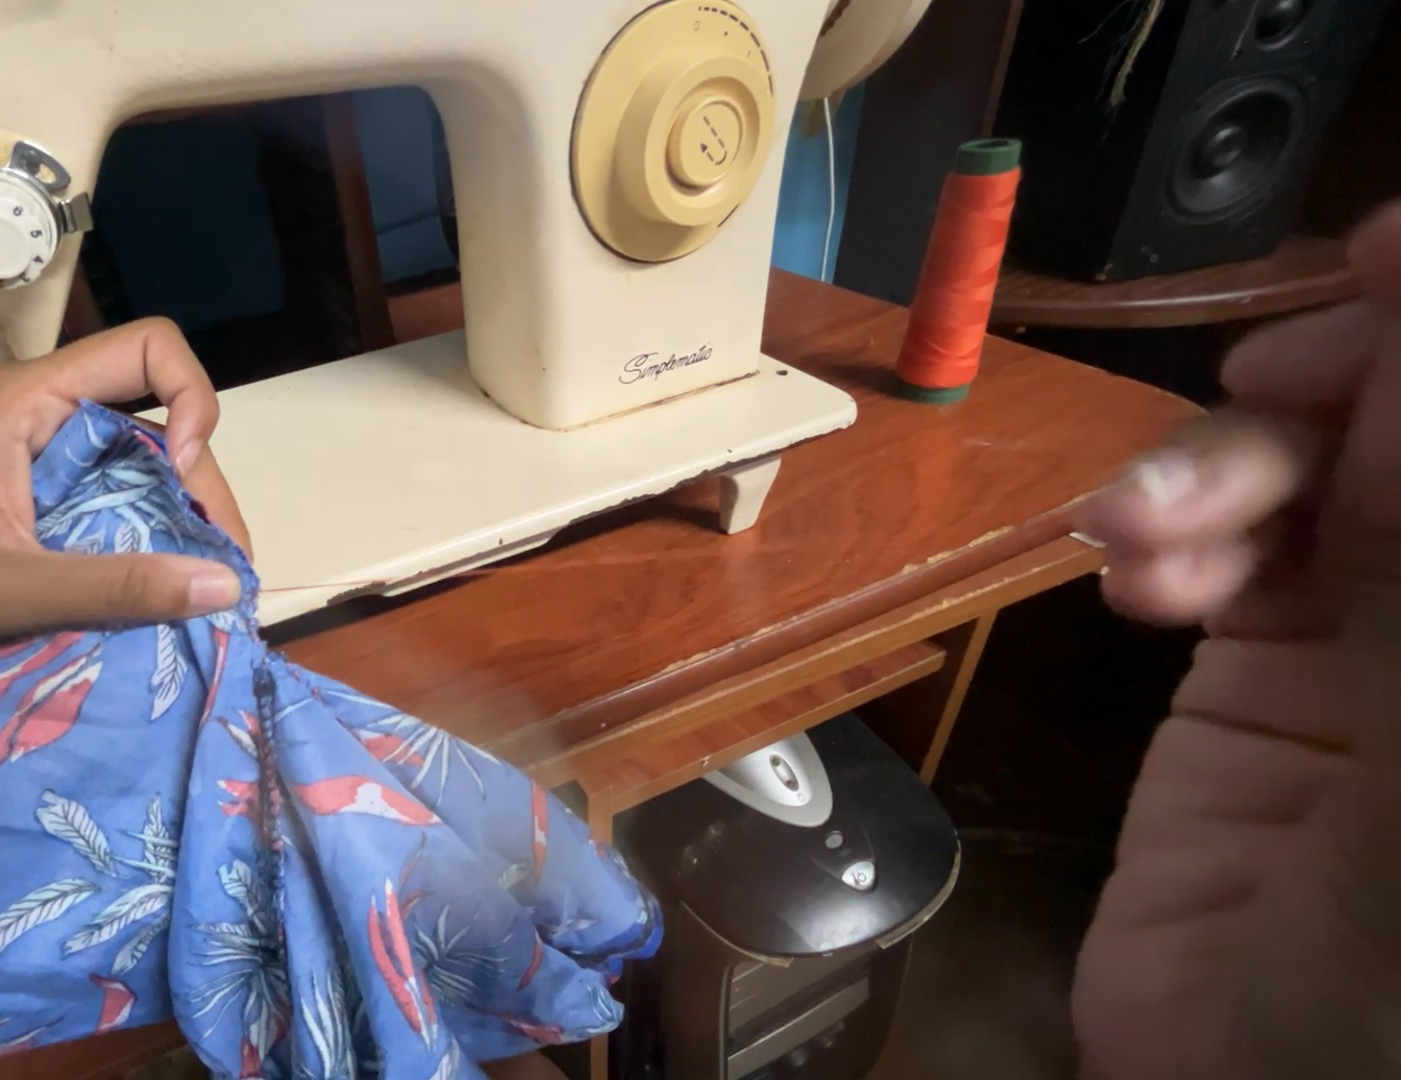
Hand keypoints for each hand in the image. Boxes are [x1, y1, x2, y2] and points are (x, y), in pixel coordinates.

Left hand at [0, 317, 251, 674]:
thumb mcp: (5, 586)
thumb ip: (116, 586)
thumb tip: (225, 585)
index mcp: (35, 398)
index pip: (151, 348)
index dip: (192, 397)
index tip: (187, 471)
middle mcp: (54, 414)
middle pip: (167, 417)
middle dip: (204, 485)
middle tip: (219, 562)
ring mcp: (54, 457)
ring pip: (152, 466)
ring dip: (186, 517)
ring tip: (204, 583)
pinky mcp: (52, 498)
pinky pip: (127, 501)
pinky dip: (158, 537)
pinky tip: (166, 582)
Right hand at [1072, 204, 1400, 1077]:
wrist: (1269, 1079)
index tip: (1379, 252)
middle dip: (1344, 383)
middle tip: (1261, 378)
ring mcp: (1393, 632)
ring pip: (1316, 472)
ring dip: (1213, 475)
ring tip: (1138, 532)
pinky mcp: (1262, 662)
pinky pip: (1216, 546)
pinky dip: (1163, 537)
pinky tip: (1133, 578)